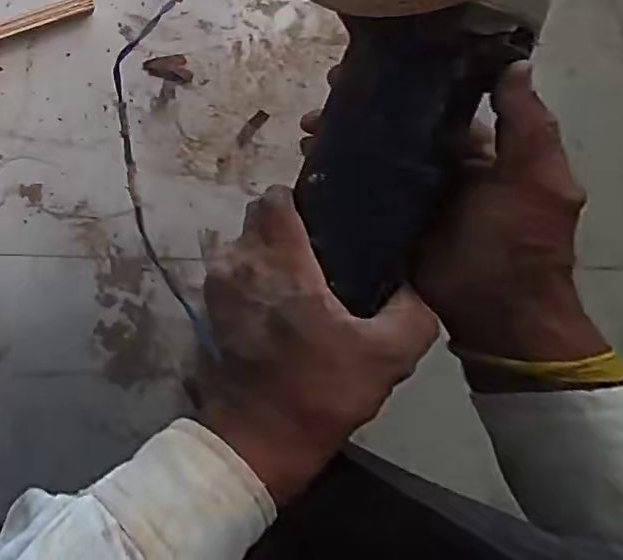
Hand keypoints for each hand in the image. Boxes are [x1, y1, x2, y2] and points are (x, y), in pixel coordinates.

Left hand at [195, 187, 437, 504]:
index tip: (318, 206)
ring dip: (263, 244)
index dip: (294, 196)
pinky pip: (228, 262)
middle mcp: (240, 258)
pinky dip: (248, 266)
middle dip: (280, 218)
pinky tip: (272, 290)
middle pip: (254, 215)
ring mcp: (218, 277)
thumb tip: (414, 287)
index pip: (274, 201)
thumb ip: (411, 314)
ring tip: (295, 268)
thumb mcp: (386, 357)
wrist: (262, 426)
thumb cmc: (322, 387)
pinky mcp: (208, 296)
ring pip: (239, 238)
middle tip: (314, 239)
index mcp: (280, 262)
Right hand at [299, 61, 607, 374]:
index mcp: (476, 152)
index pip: (431, 107)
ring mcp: (405, 190)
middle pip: (389, 125)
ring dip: (334, 135)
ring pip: (364, 151)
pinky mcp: (380, 214)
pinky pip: (352, 183)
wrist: (494, 313)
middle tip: (321, 101)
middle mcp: (437, 165)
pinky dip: (329, 167)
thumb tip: (515, 65)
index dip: (397, 85)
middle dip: (353, 109)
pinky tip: (306, 156)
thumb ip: (528, 127)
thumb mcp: (539, 183)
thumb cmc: (520, 244)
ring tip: (306, 131)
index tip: (362, 70)